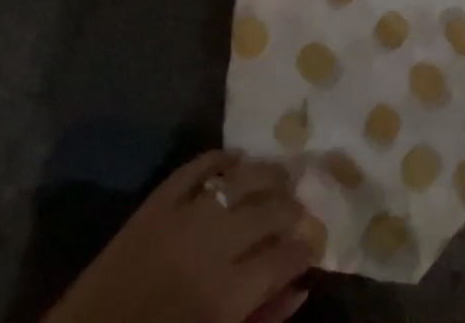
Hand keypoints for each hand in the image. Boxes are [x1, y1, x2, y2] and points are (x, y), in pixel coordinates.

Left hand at [45, 151, 316, 322]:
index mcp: (229, 293)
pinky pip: (194, 168)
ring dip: (267, 175)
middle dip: (293, 210)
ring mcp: (182, 217)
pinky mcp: (154, 203)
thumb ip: (265, 318)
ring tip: (280, 178)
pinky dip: (218, 158)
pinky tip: (236, 159)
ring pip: (240, 179)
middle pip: (271, 211)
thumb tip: (301, 287)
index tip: (310, 248)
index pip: (287, 257)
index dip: (305, 250)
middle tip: (299, 211)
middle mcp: (212, 245)